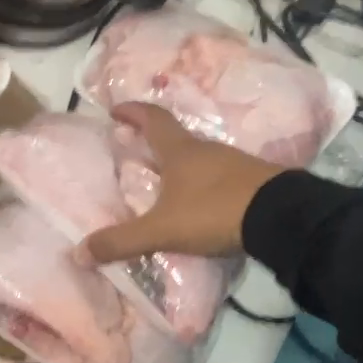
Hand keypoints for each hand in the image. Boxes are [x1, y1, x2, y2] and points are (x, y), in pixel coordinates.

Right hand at [78, 103, 286, 264]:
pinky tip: (197, 204)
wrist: (285, 218)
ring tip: (163, 184)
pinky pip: (219, 178)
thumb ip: (121, 241)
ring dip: (179, 167)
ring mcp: (235, 165)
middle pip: (176, 140)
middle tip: (135, 152)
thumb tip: (78, 253)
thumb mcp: (160, 230)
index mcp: (180, 153)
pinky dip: (202, 186)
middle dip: (153, 144)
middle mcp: (207, 151)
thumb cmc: (214, 212)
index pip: (153, 120)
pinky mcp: (255, 182)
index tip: (116, 110)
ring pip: (199, 160)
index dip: (133, 112)